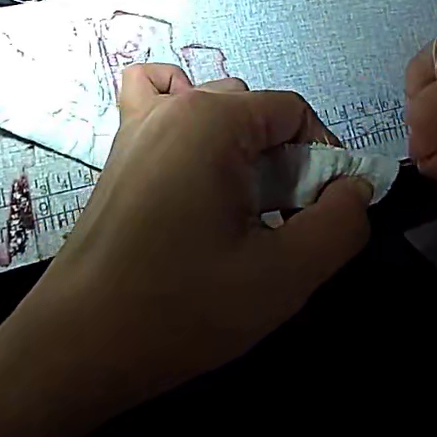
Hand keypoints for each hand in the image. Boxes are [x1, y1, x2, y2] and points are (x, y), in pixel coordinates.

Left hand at [0, 66, 373, 414]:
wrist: (84, 337)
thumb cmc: (182, 305)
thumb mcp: (283, 275)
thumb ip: (340, 224)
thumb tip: (353, 187)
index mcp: (212, 120)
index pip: (292, 110)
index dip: (321, 157)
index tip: (318, 212)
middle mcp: (172, 106)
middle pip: (254, 109)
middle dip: (282, 157)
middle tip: (280, 221)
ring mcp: (137, 123)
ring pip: (211, 107)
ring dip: (239, 145)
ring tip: (238, 204)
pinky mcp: (118, 148)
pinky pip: (154, 99)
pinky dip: (181, 111)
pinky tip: (191, 156)